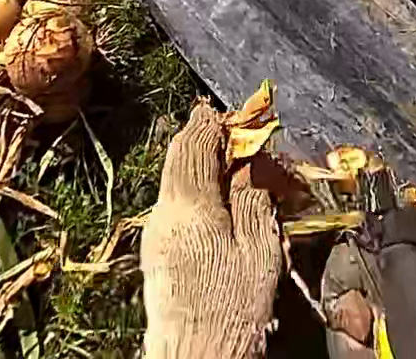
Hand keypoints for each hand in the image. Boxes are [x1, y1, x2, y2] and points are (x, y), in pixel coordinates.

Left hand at [142, 102, 283, 358]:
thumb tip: (248, 161)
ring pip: (175, 176)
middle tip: (230, 129)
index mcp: (189, 203)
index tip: (233, 112)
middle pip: (178, 156)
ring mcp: (156, 232)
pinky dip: (195, 182)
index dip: (215, 121)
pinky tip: (216, 194)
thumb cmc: (234, 303)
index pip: (194, 143)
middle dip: (204, 136)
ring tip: (229, 159)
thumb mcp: (259, 244)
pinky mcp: (157, 250)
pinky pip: (175, 198)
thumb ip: (252, 194)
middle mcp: (164, 211)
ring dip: (200, 160)